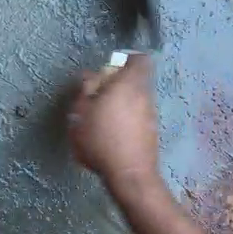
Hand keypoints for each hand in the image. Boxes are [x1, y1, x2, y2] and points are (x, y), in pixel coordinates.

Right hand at [68, 54, 161, 193]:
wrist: (129, 174)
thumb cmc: (101, 139)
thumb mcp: (81, 112)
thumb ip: (85, 90)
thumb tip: (91, 76)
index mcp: (129, 84)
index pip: (139, 59)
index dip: (126, 59)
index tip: (110, 67)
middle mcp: (145, 95)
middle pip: (136, 80)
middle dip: (118, 84)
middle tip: (97, 95)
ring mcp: (151, 114)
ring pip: (137, 98)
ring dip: (121, 103)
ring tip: (101, 118)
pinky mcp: (151, 132)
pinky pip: (138, 116)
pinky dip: (126, 119)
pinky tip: (111, 134)